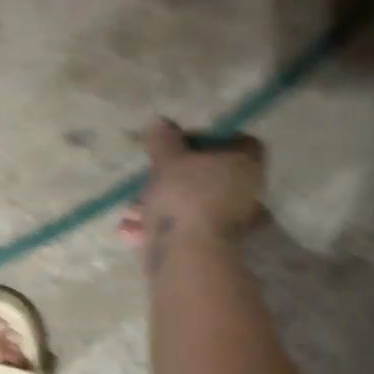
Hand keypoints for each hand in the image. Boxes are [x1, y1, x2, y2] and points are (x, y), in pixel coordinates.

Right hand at [120, 118, 265, 270]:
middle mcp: (243, 187)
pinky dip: (158, 227)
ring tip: (129, 212)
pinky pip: (181, 227)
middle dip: (169, 179)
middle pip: (203, 174)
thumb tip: (160, 122)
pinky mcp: (208, 243)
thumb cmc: (186, 196)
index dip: (196, 142)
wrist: (188, 252)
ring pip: (188, 203)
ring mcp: (227, 218)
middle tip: (144, 183)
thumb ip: (164, 140)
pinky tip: (130, 231)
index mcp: (245, 161)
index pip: (226, 140)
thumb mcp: (168, 160)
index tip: (170, 150)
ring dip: (157, 205)